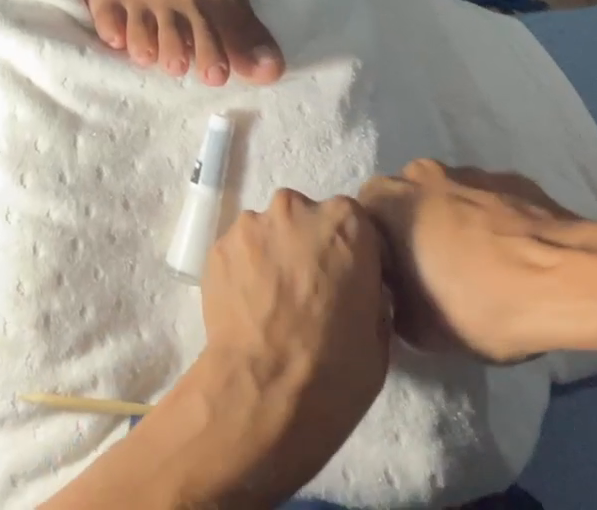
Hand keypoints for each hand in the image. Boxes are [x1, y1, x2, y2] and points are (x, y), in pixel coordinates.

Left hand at [199, 190, 390, 480]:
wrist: (266, 386)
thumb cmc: (338, 364)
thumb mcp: (380, 328)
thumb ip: (368, 289)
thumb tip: (356, 286)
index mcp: (346, 222)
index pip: (352, 222)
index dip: (350, 251)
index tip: (347, 279)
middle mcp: (294, 209)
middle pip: (303, 218)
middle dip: (305, 245)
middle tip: (306, 288)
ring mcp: (249, 225)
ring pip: (266, 232)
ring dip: (271, 255)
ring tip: (271, 300)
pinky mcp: (216, 247)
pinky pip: (237, 252)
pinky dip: (243, 270)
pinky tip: (248, 305)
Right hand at [359, 159, 596, 362]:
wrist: (576, 283)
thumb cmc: (482, 302)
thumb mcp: (420, 330)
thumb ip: (392, 306)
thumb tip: (394, 299)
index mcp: (384, 200)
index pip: (359, 222)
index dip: (375, 253)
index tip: (394, 282)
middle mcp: (418, 173)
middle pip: (402, 204)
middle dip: (411, 231)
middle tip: (432, 273)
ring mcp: (469, 172)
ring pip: (447, 199)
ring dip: (453, 224)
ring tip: (481, 267)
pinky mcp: (515, 180)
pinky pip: (490, 202)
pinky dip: (494, 224)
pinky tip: (514, 258)